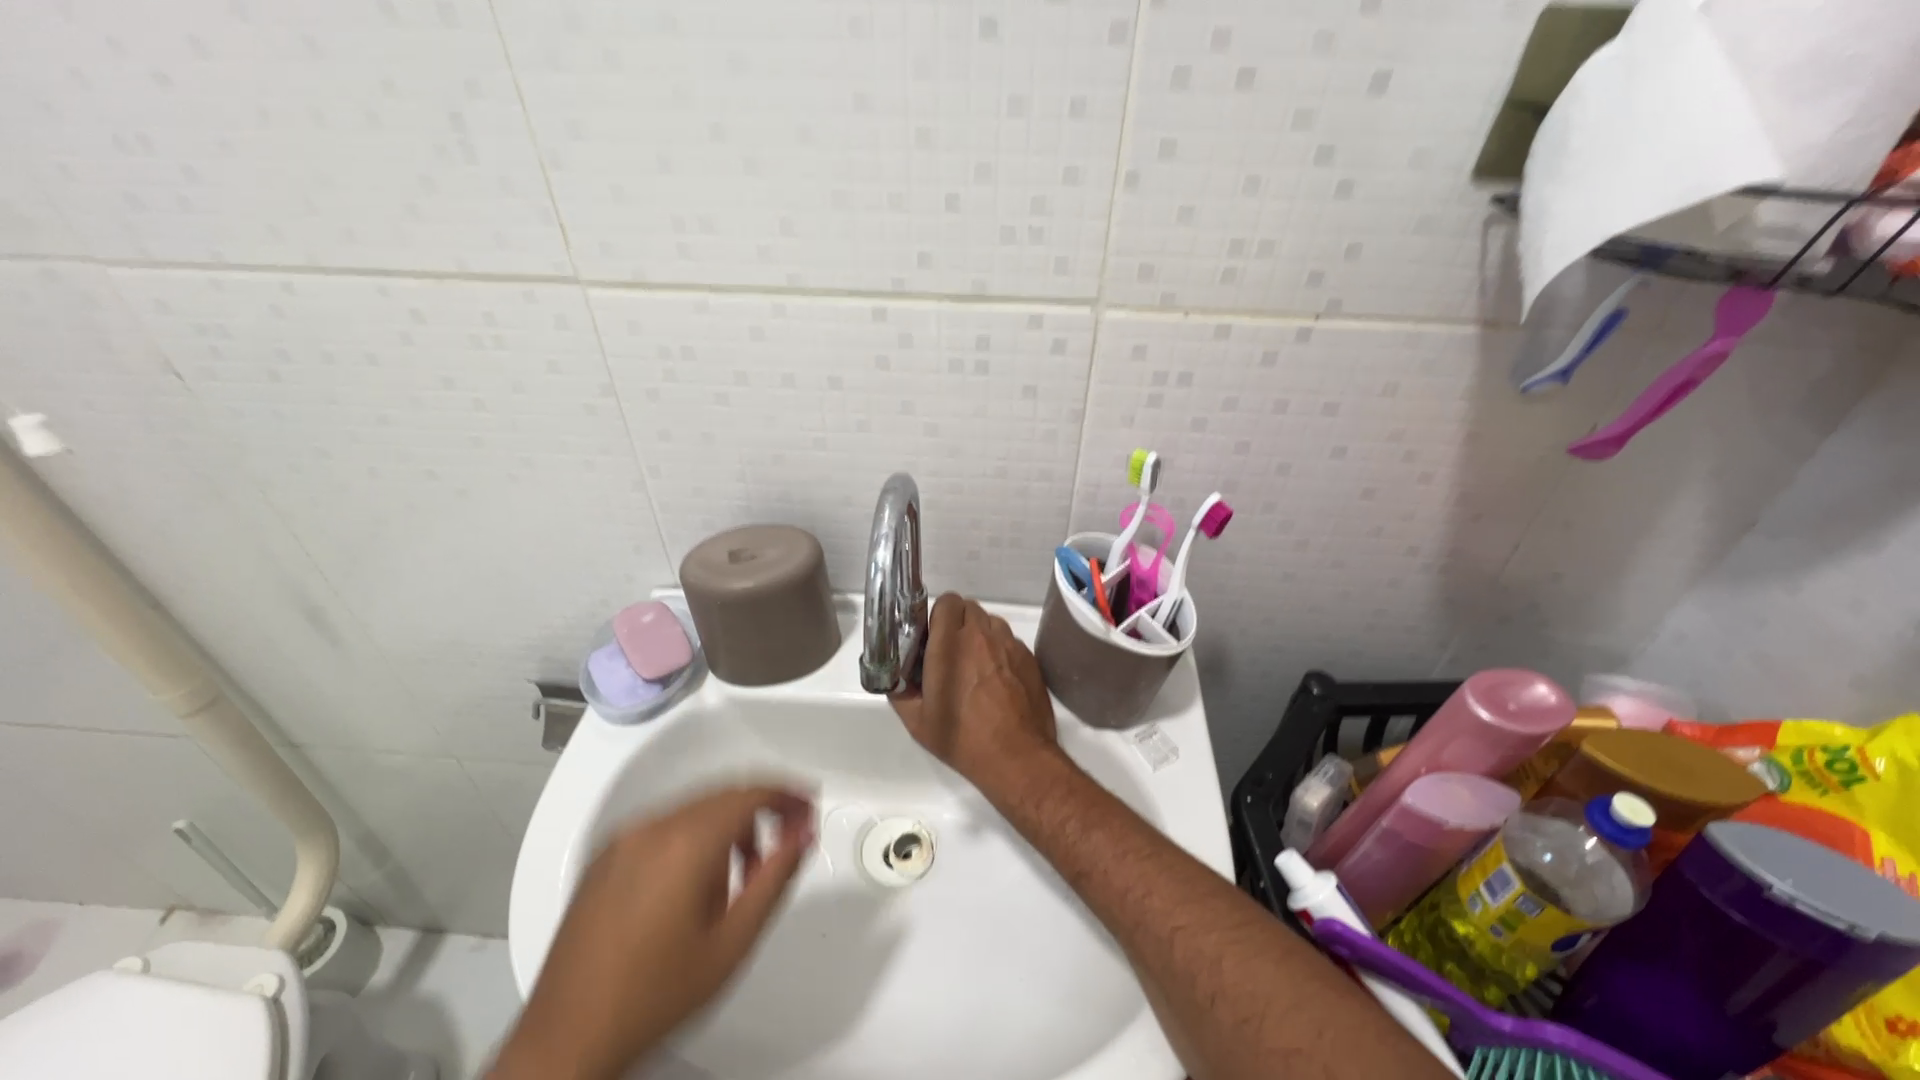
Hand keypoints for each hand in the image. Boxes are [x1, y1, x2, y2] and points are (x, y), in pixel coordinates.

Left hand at [492, 786, 814, 1079]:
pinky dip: (694, 838)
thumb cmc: (652, 995)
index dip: (787, 795)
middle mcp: (649, 831)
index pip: (749, 793)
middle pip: (720, 796)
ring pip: (691, 811)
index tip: (808, 806)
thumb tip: (801, 836)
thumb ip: (775, 877)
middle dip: (762, 810)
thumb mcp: (734, 940)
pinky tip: (702, 882)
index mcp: (684, 844)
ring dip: (729, 826)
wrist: (571, 1034)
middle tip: (790, 835)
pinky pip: (662, 828)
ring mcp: (621, 843)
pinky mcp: (605, 860)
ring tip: (746, 873)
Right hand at [890, 593, 1063, 792]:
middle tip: (950, 652)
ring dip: (980, 635)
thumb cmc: (962, 738)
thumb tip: (897, 679)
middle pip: (969, 608)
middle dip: (957, 623)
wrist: (1016, 757)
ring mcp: (1010, 645)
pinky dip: (1001, 651)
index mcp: (951, 644)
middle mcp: (982, 636)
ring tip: (975, 666)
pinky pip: (1010, 642)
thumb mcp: (917, 721)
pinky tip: (997, 680)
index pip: (947, 601)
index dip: (938, 616)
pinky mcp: (1030, 659)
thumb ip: (900, 692)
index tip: (932, 638)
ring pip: (991, 623)